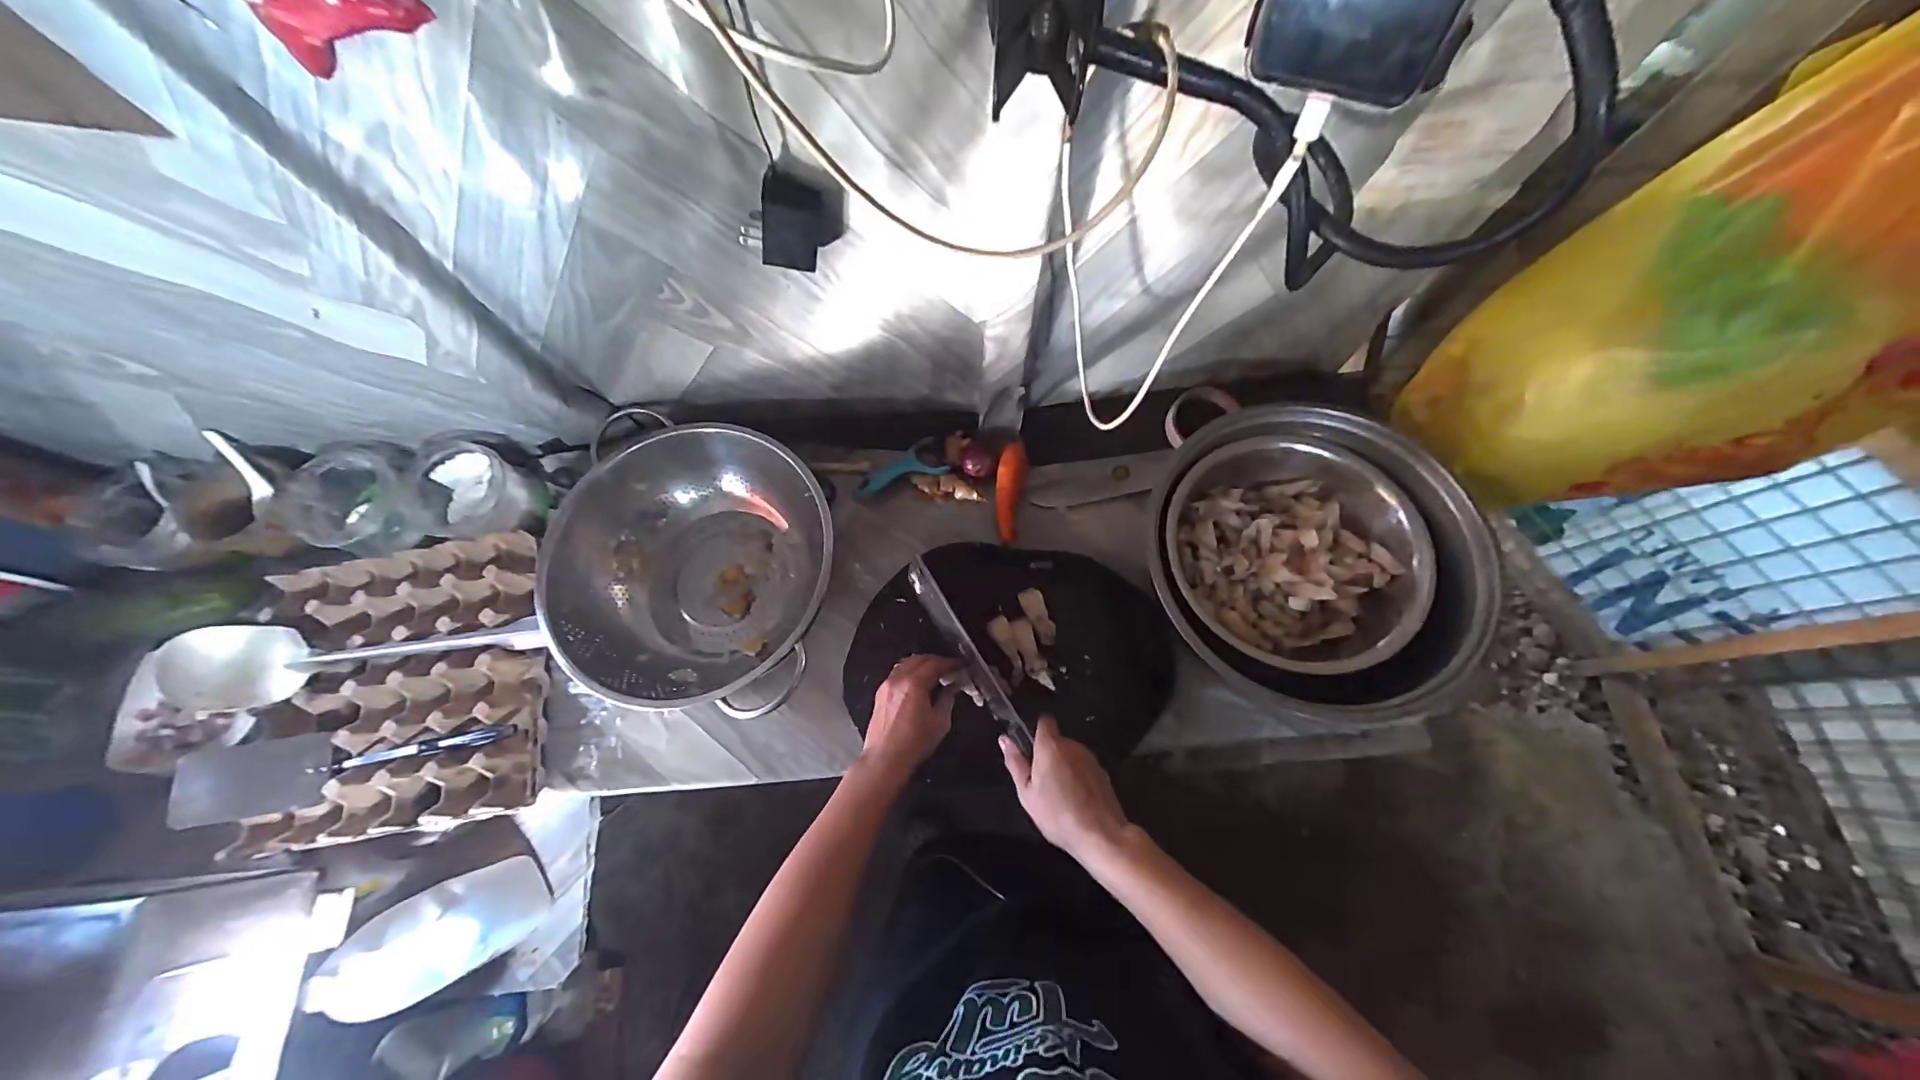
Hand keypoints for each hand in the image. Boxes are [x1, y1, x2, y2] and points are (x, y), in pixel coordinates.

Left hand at [862, 655, 959, 778]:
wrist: (885, 760)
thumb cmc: (914, 744)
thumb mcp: (940, 722)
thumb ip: (947, 699)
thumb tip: (952, 688)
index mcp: (913, 684)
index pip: (935, 664)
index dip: (950, 663)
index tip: (960, 665)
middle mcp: (897, 680)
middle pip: (919, 659)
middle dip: (936, 661)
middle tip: (950, 669)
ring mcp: (886, 686)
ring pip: (906, 664)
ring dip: (922, 664)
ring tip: (935, 674)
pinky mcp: (880, 694)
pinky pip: (897, 674)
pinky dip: (910, 672)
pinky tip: (918, 683)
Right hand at [1000, 716, 1131, 861]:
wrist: (1100, 834)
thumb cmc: (1057, 814)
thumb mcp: (1026, 792)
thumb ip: (1015, 763)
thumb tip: (1005, 740)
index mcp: (1051, 746)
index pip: (1044, 722)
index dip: (1036, 732)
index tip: (1030, 750)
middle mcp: (1073, 746)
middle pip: (1057, 742)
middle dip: (1048, 756)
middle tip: (1040, 783)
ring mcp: (1090, 759)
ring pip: (1071, 757)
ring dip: (1064, 768)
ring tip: (1058, 797)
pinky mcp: (1104, 773)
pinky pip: (1084, 769)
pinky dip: (1078, 779)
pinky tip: (1075, 802)